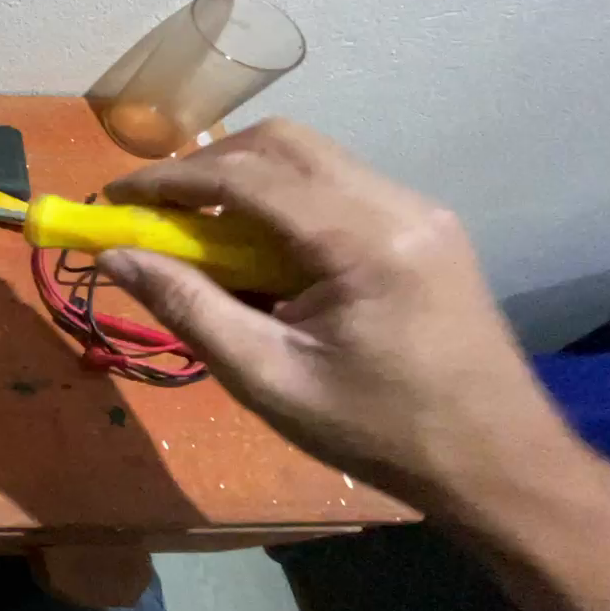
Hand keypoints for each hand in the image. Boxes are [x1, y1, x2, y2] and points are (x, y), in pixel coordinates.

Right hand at [95, 119, 573, 512]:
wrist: (496, 466)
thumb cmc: (373, 428)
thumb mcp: (262, 375)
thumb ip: (184, 306)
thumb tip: (113, 255)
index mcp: (366, 245)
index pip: (247, 177)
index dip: (168, 179)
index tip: (113, 198)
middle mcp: (399, 207)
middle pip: (278, 144)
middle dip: (201, 167)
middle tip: (154, 209)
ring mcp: (415, 212)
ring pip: (302, 156)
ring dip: (233, 177)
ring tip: (192, 227)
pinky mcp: (415, 225)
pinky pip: (325, 182)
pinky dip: (268, 196)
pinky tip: (247, 244)